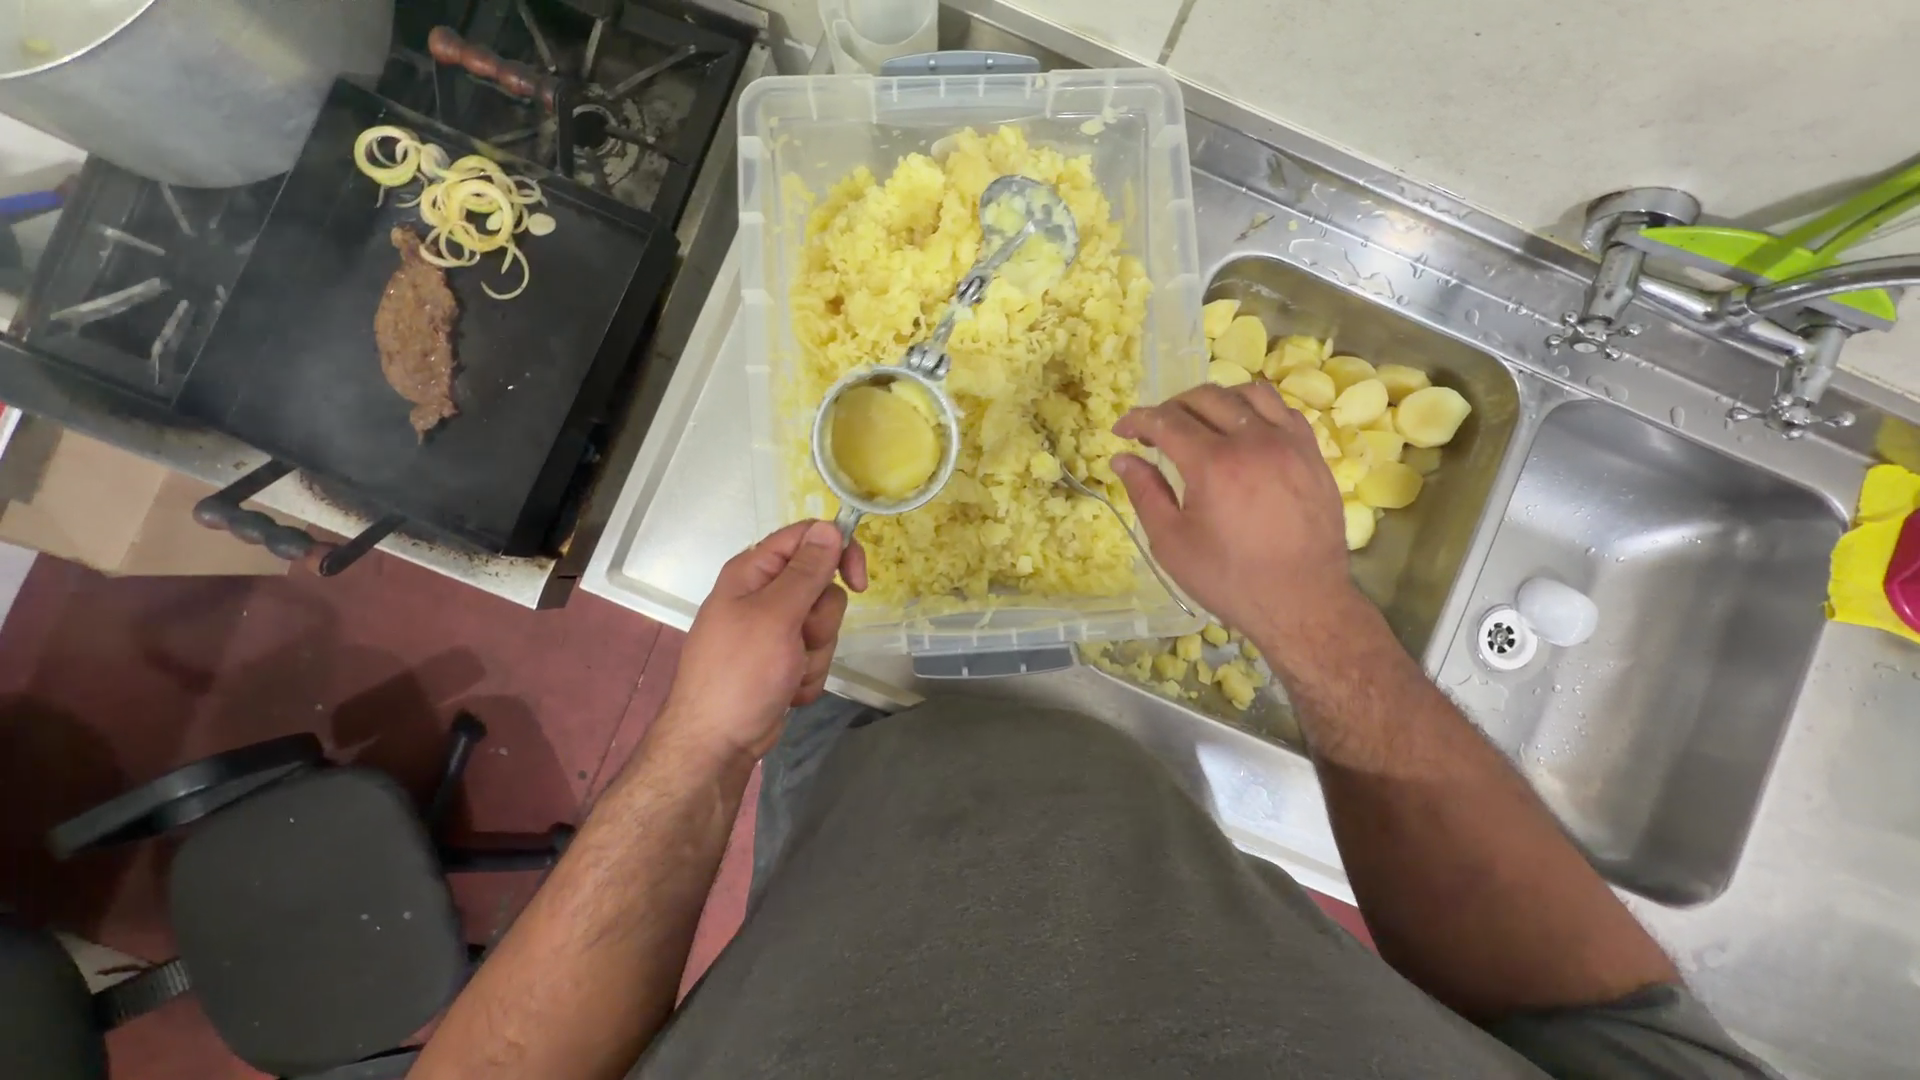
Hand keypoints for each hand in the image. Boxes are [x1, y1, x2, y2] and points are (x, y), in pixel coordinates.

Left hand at [660, 520, 867, 760]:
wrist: (718, 743)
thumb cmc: (740, 674)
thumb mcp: (776, 616)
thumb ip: (806, 571)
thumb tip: (830, 527)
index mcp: (753, 572)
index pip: (806, 538)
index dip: (836, 552)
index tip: (858, 581)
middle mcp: (763, 595)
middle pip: (822, 586)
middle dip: (822, 618)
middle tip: (800, 638)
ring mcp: (774, 630)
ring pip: (824, 624)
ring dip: (816, 652)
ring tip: (790, 672)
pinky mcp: (784, 661)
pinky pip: (817, 654)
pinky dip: (809, 674)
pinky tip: (788, 690)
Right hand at [1112, 381, 1355, 652]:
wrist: (1301, 601)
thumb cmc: (1229, 578)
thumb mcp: (1171, 542)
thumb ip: (1145, 493)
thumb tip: (1123, 459)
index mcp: (1213, 463)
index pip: (1166, 420)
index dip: (1138, 420)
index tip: (1122, 431)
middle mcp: (1253, 440)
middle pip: (1205, 397)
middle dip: (1171, 407)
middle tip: (1155, 433)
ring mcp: (1289, 443)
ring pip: (1248, 392)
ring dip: (1215, 400)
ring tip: (1200, 423)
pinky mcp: (1312, 453)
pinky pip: (1282, 410)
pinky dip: (1254, 409)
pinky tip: (1243, 431)